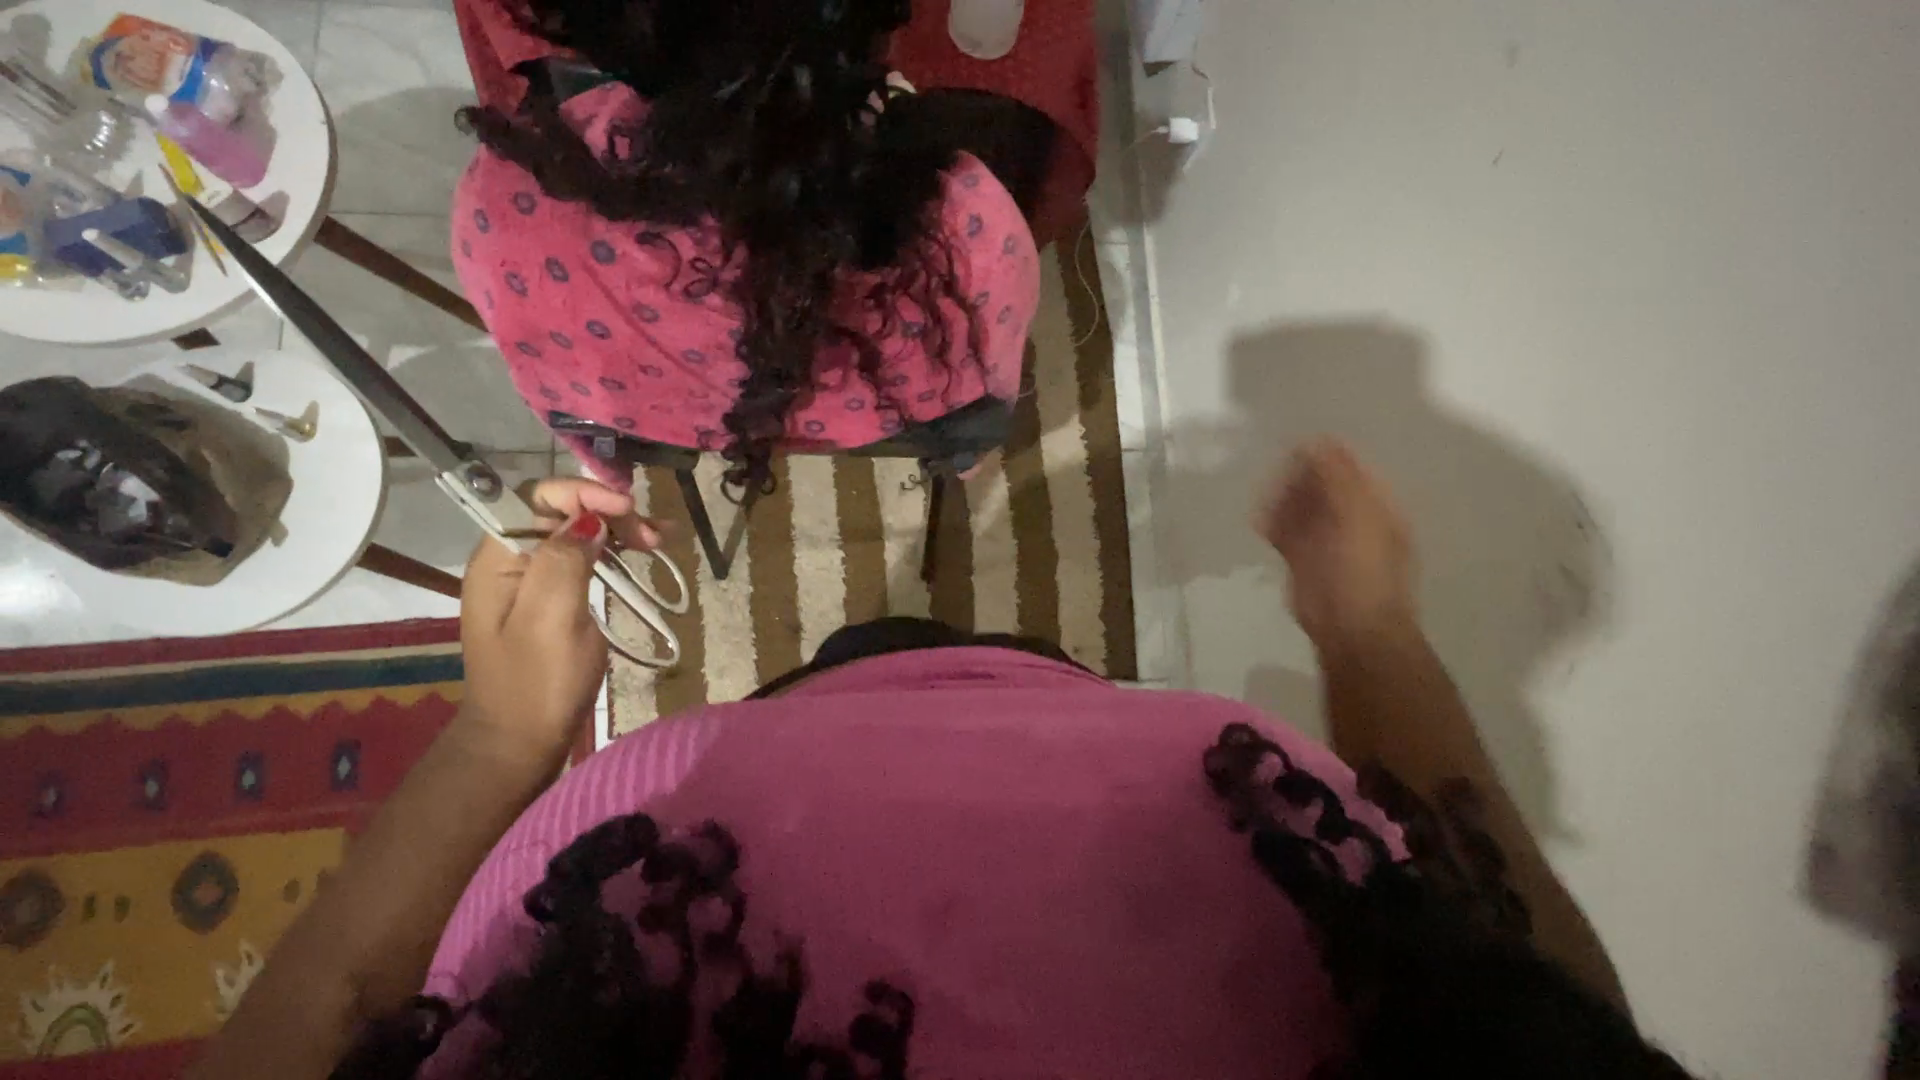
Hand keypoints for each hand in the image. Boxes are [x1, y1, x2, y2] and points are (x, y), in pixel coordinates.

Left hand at [458, 478, 662, 758]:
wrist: (521, 741)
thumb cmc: (536, 682)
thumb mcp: (551, 619)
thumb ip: (565, 561)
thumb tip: (589, 520)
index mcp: (499, 559)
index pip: (537, 497)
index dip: (583, 492)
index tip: (628, 508)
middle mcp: (513, 561)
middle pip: (562, 512)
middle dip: (609, 512)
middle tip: (655, 535)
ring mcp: (534, 580)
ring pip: (579, 533)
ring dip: (620, 530)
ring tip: (661, 540)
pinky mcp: (555, 598)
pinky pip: (586, 559)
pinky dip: (617, 551)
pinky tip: (646, 552)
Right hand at [1254, 437, 1416, 655]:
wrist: (1350, 628)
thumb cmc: (1361, 571)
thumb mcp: (1358, 515)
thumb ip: (1339, 476)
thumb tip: (1320, 441)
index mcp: (1375, 505)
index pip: (1348, 467)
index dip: (1323, 456)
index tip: (1294, 451)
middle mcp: (1351, 518)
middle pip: (1320, 485)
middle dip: (1297, 480)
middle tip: (1278, 482)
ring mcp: (1325, 540)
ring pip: (1299, 508)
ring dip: (1282, 502)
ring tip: (1269, 507)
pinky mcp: (1301, 560)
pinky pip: (1284, 533)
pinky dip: (1272, 525)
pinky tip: (1262, 524)